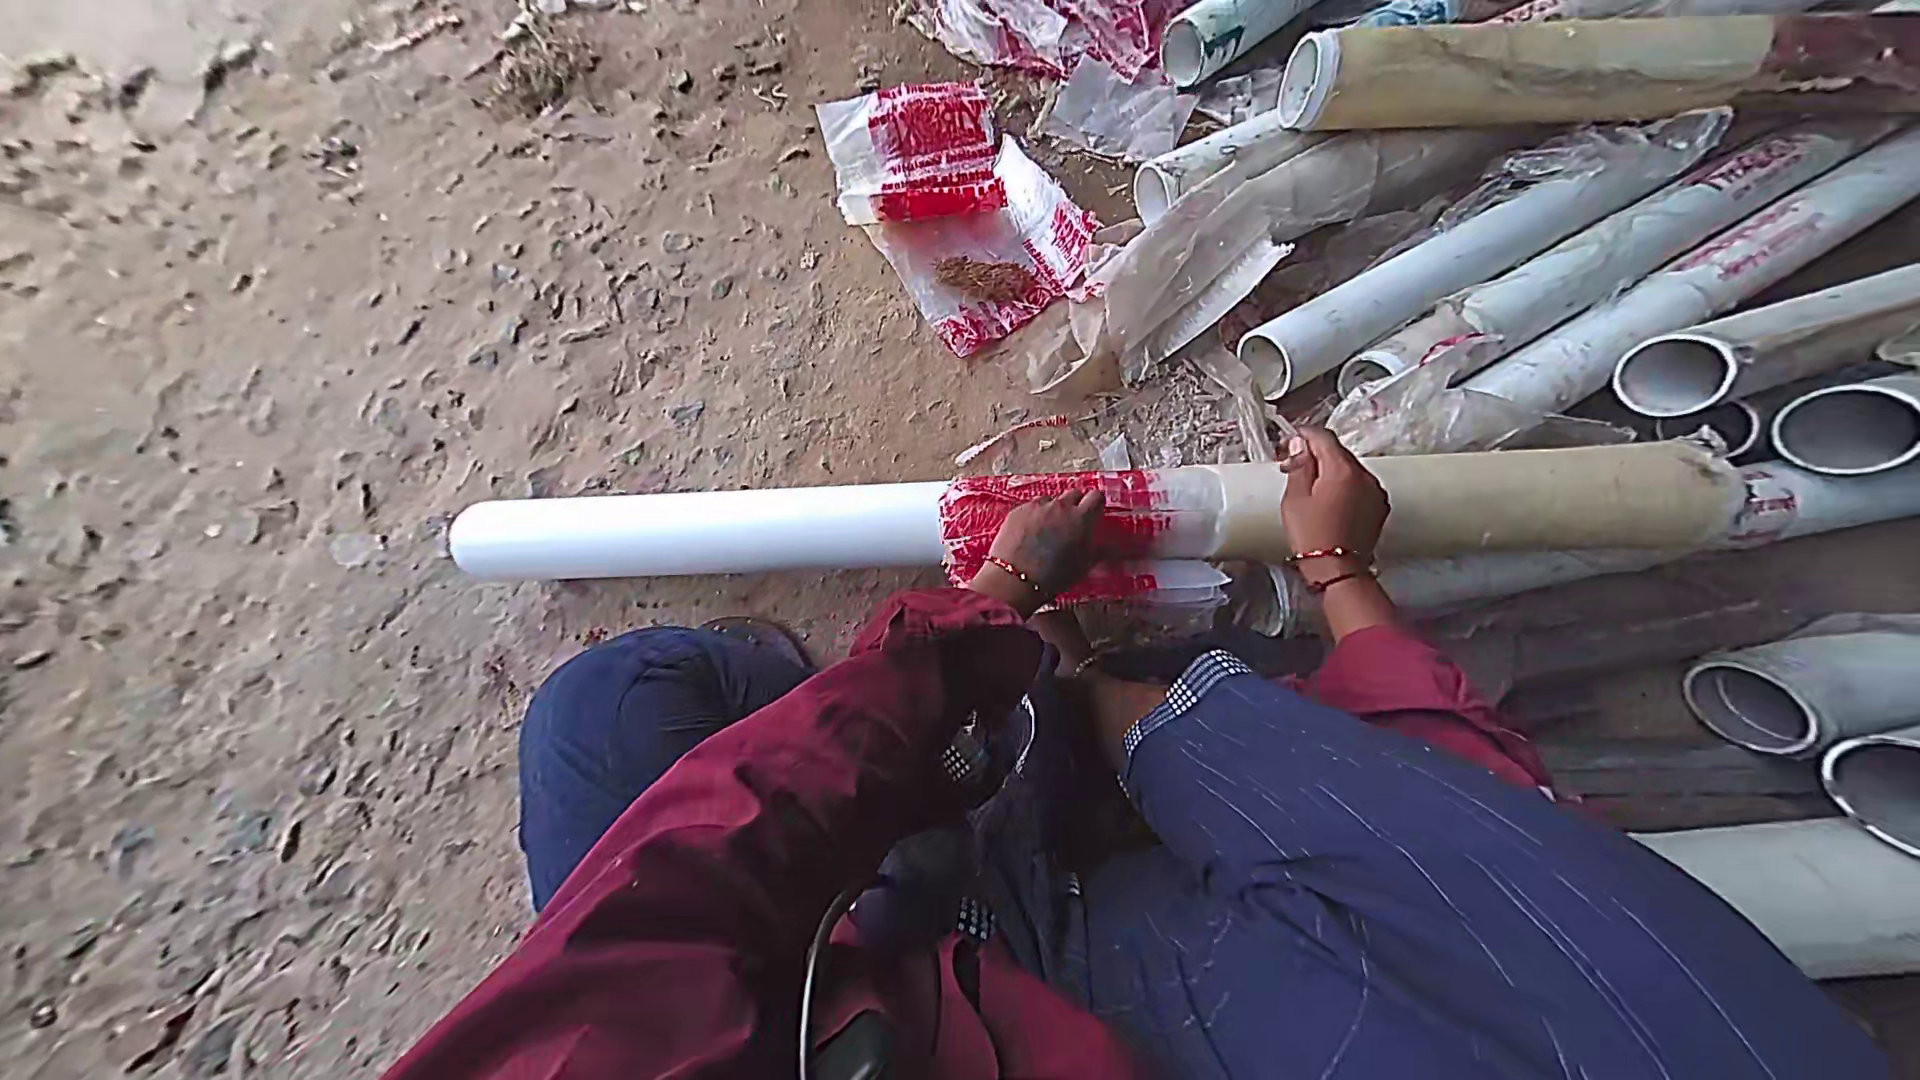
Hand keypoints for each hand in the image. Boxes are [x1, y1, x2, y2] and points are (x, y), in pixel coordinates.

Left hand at [967, 490, 1105, 616]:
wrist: (1015, 580)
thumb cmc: (1053, 577)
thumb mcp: (1085, 564)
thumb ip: (1102, 549)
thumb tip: (1125, 548)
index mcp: (1082, 518)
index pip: (1096, 497)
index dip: (1095, 505)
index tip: (1093, 513)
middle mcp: (1060, 506)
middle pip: (1074, 494)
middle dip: (1076, 505)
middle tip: (1072, 523)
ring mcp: (1038, 506)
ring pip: (1052, 500)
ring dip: (1054, 509)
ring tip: (1049, 530)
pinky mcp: (1018, 511)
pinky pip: (1032, 507)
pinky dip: (1035, 515)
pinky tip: (1031, 532)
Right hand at [1280, 428, 1388, 582]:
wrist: (1338, 569)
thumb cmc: (1310, 533)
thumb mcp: (1294, 498)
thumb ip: (1299, 466)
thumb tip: (1300, 443)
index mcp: (1342, 470)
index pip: (1323, 437)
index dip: (1303, 435)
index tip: (1287, 444)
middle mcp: (1365, 475)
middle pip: (1338, 452)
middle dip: (1315, 454)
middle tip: (1291, 466)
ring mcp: (1376, 490)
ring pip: (1349, 468)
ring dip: (1329, 469)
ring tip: (1309, 486)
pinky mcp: (1379, 506)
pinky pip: (1359, 485)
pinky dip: (1343, 484)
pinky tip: (1328, 500)